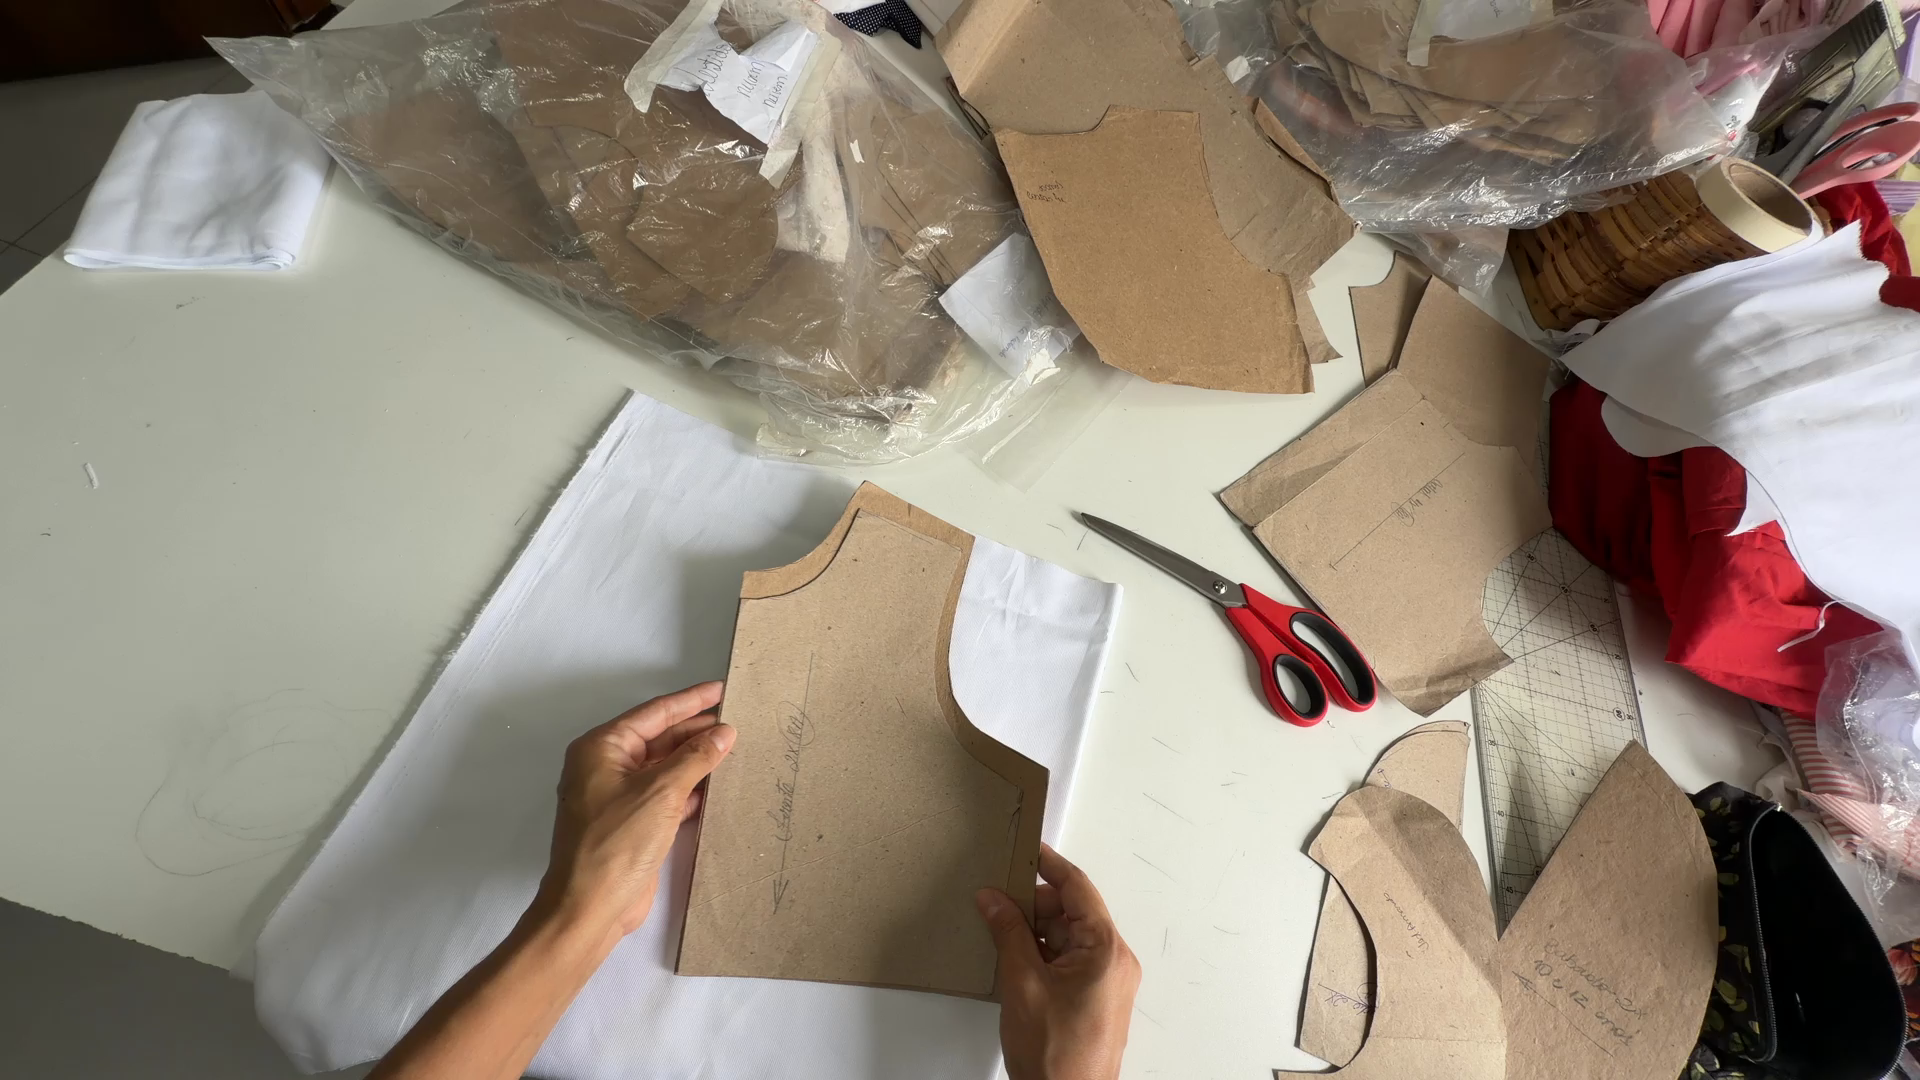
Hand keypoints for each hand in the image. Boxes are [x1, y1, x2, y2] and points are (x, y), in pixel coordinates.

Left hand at [538, 682, 735, 935]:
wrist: (590, 909)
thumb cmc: (618, 841)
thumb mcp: (662, 791)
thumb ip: (697, 756)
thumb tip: (725, 732)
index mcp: (602, 748)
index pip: (655, 713)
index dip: (691, 700)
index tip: (722, 689)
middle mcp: (607, 766)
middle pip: (661, 737)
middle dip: (697, 729)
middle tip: (737, 718)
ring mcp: (620, 795)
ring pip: (666, 764)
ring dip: (698, 757)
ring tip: (736, 745)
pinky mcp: (634, 820)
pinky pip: (668, 790)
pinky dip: (692, 784)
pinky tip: (719, 780)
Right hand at [976, 845, 1140, 1079]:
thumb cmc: (1053, 1056)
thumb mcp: (1022, 983)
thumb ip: (1008, 931)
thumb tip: (992, 897)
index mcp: (1107, 950)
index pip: (1077, 888)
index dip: (1050, 865)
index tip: (1027, 849)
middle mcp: (1115, 961)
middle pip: (1071, 912)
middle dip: (1034, 905)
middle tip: (998, 902)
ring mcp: (1107, 982)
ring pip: (1067, 936)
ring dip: (1035, 931)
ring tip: (1001, 933)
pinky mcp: (1096, 999)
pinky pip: (1068, 959)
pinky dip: (1042, 953)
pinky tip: (1015, 958)